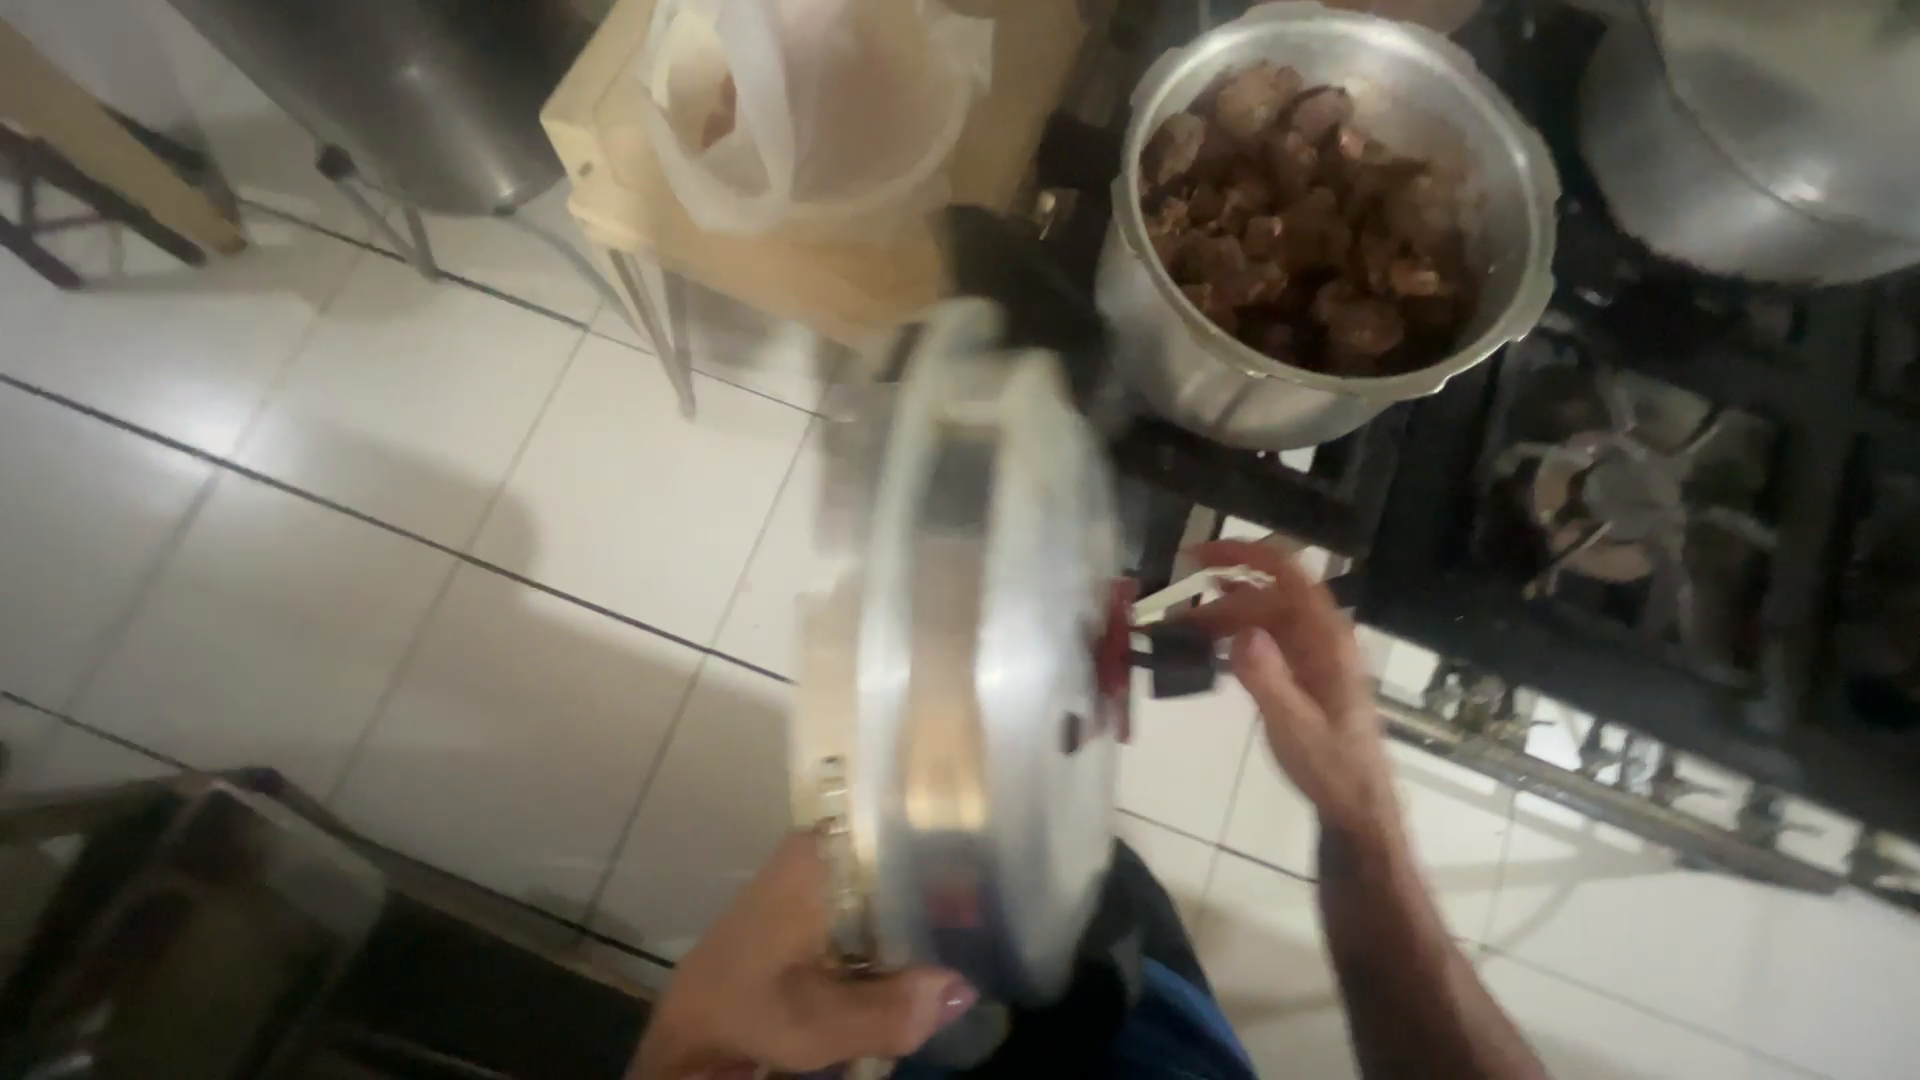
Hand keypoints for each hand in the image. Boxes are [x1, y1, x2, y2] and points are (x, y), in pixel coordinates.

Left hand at [631, 832, 976, 1079]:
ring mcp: (815, 866)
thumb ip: (888, 1010)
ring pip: (888, 871)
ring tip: (971, 918)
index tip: (987, 875)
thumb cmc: (748, 1012)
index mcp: (821, 855)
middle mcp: (821, 846)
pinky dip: (898, 915)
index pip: (899, 828)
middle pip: (898, 850)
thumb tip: (964, 990)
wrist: (693, 1034)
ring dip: (921, 901)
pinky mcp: (813, 893)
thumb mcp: (816, 1024)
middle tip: (988, 907)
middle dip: (941, 881)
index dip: (946, 851)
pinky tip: (926, 938)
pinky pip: (873, 889)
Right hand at [1178, 540, 1399, 836]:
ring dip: (1222, 618)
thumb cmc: (1332, 767)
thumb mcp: (1296, 727)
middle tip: (1173, 613)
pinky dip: (1232, 639)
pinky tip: (1206, 651)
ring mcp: (1309, 655)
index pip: (1290, 576)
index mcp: (1327, 639)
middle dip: (1219, 597)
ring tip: (1181, 631)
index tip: (1200, 555)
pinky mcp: (1299, 673)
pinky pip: (1262, 641)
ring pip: (1260, 618)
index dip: (1247, 555)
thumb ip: (1268, 680)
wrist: (1356, 806)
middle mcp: (1319, 637)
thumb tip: (1240, 634)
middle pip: (1266, 596)